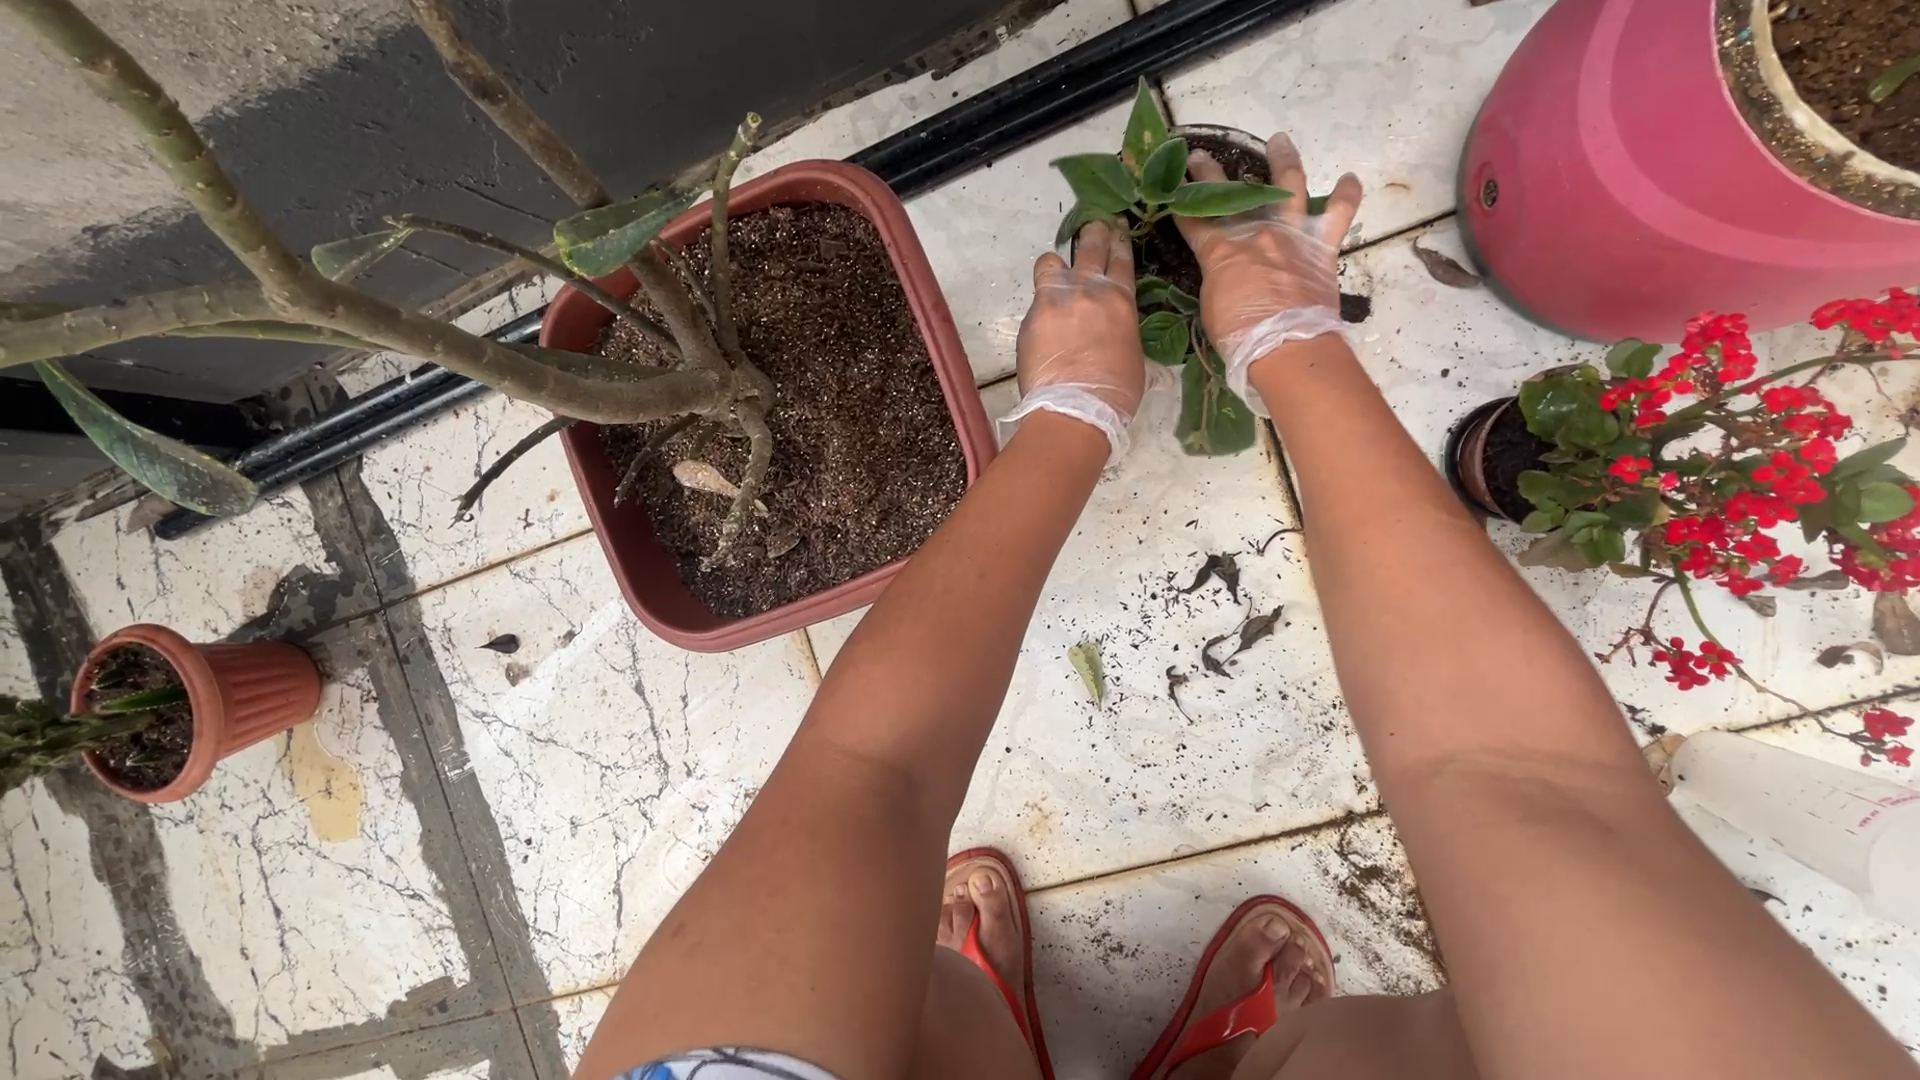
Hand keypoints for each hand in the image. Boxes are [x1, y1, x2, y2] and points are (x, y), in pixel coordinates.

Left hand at [1004, 219, 1147, 461]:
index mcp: (1122, 301)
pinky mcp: (1033, 315)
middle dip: (1093, 234)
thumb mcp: (1135, 359)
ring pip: (1053, 261)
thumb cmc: (1114, 393)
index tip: (1116, 229)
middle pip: (1091, 248)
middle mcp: (1090, 290)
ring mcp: (1058, 299)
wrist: (1076, 408)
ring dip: (1057, 264)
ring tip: (1056, 270)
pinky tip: (1042, 314)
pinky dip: (1041, 302)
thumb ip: (1125, 335)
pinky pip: (1036, 296)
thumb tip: (1122, 337)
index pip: (1121, 260)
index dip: (1119, 242)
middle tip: (1093, 228)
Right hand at [1175, 132, 1362, 415]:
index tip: (1173, 188)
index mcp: (1220, 253)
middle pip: (1229, 196)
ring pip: (1289, 185)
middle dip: (1209, 175)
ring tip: (1280, 141)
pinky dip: (1346, 194)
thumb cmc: (1239, 336)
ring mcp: (1291, 235)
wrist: (1285, 346)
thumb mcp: (1211, 307)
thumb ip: (1217, 280)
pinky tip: (1349, 178)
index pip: (1194, 222)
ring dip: (1283, 160)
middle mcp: (1255, 233)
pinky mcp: (1321, 247)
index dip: (1181, 204)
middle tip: (1200, 157)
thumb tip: (1225, 272)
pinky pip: (1339, 213)